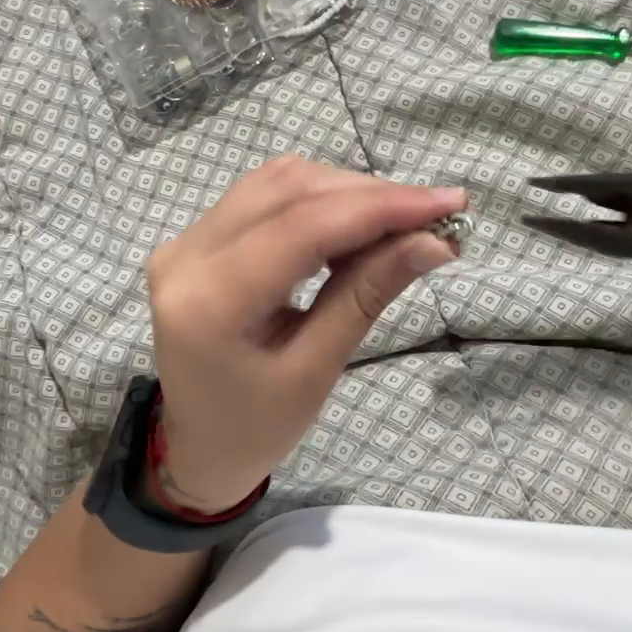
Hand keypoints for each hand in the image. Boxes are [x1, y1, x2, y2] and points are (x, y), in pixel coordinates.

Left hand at [146, 157, 466, 512]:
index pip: (302, 226)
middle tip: (435, 216)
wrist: (193, 448)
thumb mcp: (315, 372)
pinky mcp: (192, 241)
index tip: (448, 204)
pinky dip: (315, 200)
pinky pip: (261, 197)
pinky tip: (354, 224)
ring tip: (401, 222)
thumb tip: (432, 242)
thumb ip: (366, 296)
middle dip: (370, 195)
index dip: (380, 206)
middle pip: (289, 192)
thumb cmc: (254, 429)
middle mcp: (185, 255)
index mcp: (208, 301)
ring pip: (277, 183)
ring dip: (345, 192)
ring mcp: (183, 243)